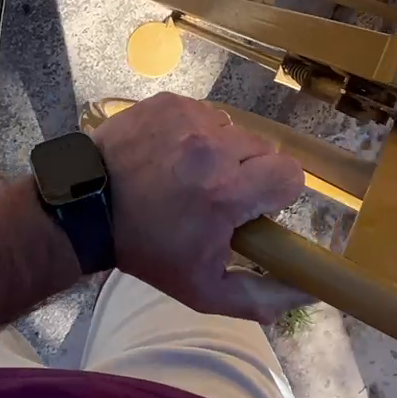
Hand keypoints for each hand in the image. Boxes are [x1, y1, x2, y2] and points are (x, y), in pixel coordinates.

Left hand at [89, 93, 307, 320]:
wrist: (88, 205)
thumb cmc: (147, 249)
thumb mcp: (204, 290)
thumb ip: (262, 295)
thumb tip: (308, 291)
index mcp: (226, 191)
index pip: (290, 174)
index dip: (277, 192)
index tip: (254, 206)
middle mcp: (212, 146)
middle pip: (264, 149)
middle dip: (250, 171)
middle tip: (220, 191)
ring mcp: (187, 118)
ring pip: (233, 128)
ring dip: (223, 149)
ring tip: (191, 171)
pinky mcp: (168, 101)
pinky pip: (203, 112)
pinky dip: (196, 131)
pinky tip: (173, 152)